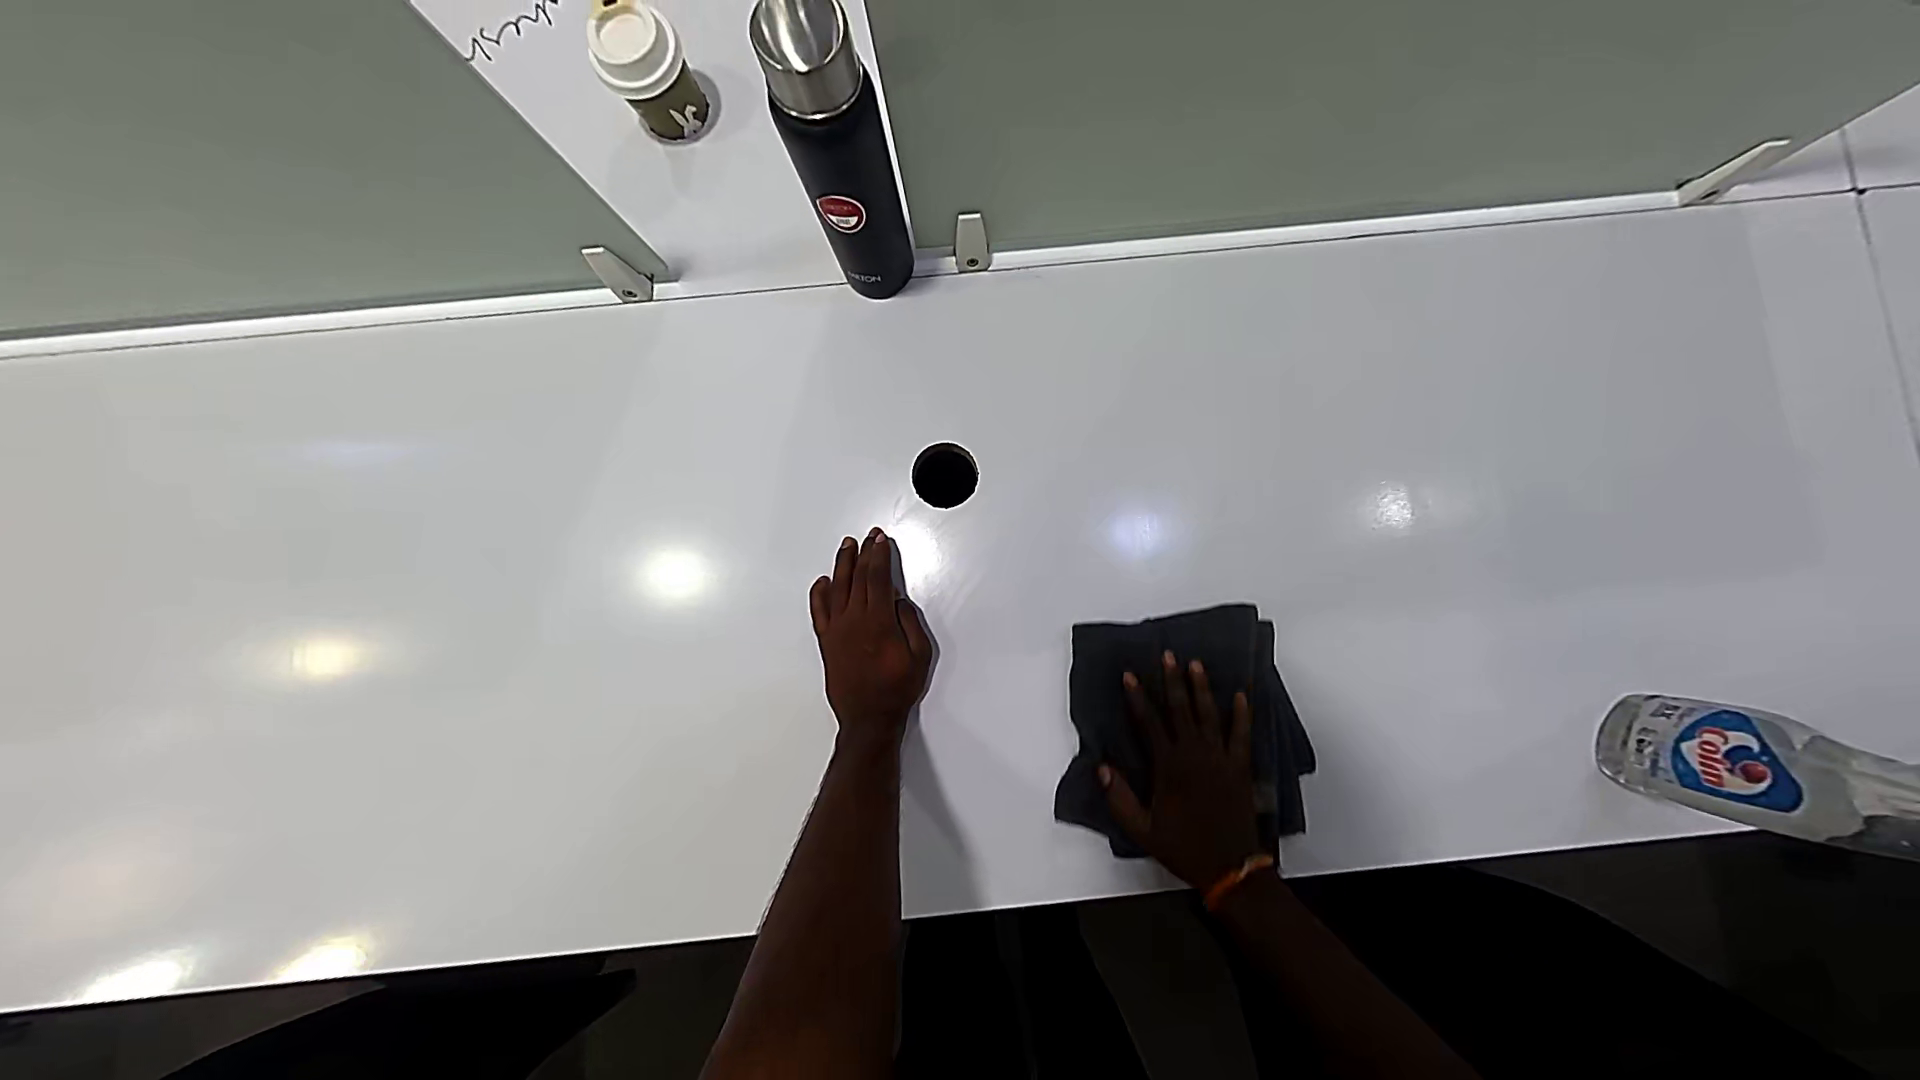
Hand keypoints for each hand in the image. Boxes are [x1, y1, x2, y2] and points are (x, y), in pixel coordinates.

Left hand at [808, 528, 934, 744]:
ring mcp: (837, 630)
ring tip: (847, 547)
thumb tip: (898, 601)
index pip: (877, 578)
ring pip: (837, 588)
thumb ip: (910, 622)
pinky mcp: (826, 642)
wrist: (868, 717)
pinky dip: (819, 594)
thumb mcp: (920, 655)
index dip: (879, 555)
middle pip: (857, 577)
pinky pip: (819, 611)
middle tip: (869, 538)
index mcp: (878, 622)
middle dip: (864, 553)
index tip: (881, 541)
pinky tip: (822, 582)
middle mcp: (853, 621)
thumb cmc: (895, 690)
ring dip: (842, 565)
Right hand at [1101, 652, 1264, 889]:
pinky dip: (1242, 715)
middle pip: (1180, 710)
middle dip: (1172, 681)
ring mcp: (1221, 759)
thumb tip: (1101, 767)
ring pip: (1209, 715)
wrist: (1231, 869)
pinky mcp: (1240, 768)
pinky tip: (1240, 696)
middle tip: (1167, 656)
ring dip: (1202, 688)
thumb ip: (1119, 798)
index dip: (1137, 697)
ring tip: (1195, 664)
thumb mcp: (1142, 829)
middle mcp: (1195, 755)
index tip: (1129, 675)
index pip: (1149, 722)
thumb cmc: (1184, 847)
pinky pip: (1242, 735)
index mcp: (1169, 766)